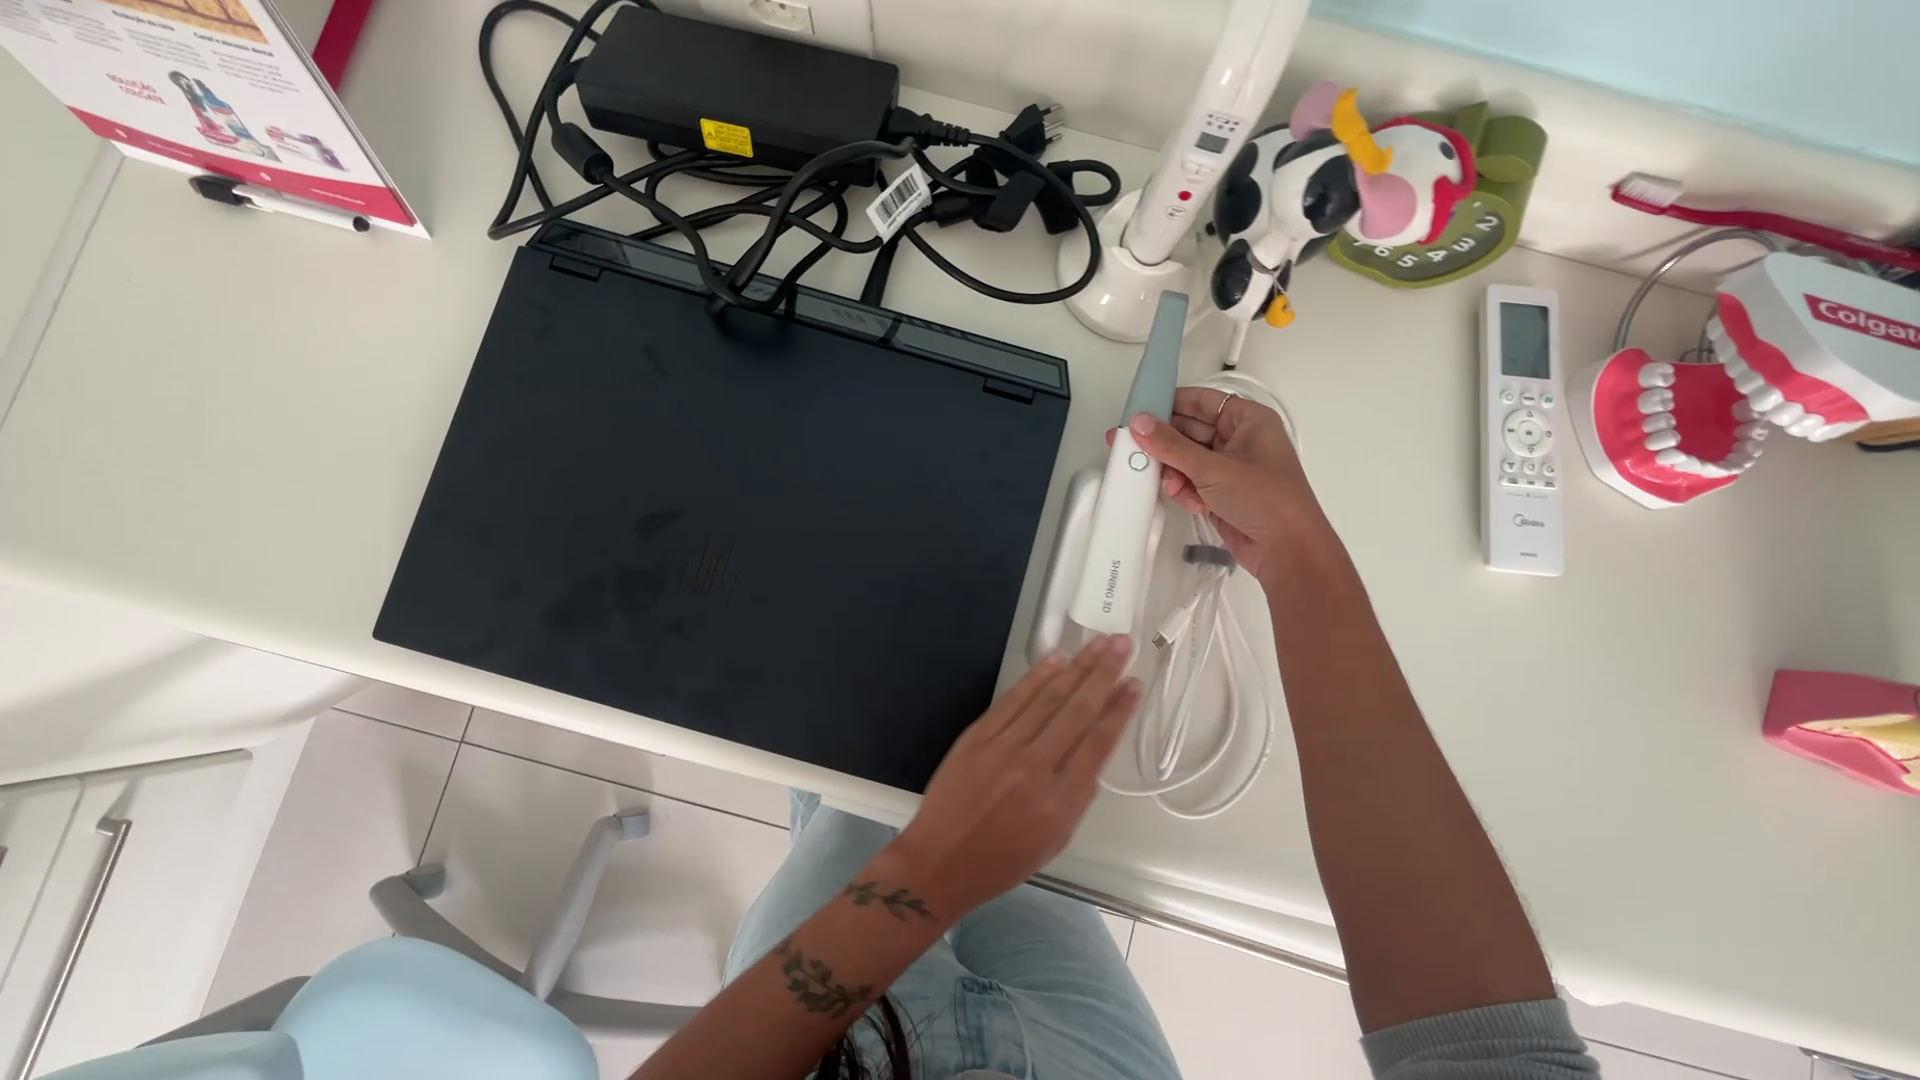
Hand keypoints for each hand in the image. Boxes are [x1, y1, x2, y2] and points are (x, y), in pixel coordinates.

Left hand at [886, 636, 1140, 920]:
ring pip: (1047, 699)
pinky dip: (1036, 677)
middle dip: (1103, 674)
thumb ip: (1077, 796)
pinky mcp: (977, 737)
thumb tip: (1091, 752)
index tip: (1134, 683)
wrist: (938, 863)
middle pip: (1077, 711)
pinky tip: (1055, 659)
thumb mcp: (1055, 842)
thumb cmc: (1001, 862)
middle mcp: (1034, 769)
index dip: (1119, 709)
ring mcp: (1003, 749)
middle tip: (1122, 644)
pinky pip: (1013, 700)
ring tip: (1098, 642)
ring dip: (1076, 667)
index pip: (1098, 743)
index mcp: (1059, 802)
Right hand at [1114, 387, 1331, 581]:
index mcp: (1249, 420)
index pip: (1201, 401)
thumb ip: (1171, 445)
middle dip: (1167, 445)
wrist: (1286, 549)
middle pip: (1190, 431)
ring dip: (1175, 472)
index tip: (1143, 412)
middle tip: (1141, 449)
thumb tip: (1143, 424)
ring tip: (1173, 483)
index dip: (1171, 404)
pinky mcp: (1223, 492)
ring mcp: (1231, 467)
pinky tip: (1190, 500)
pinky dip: (1185, 490)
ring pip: (1187, 459)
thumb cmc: (1271, 502)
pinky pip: (1192, 481)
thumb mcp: (1213, 468)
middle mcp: (1240, 440)